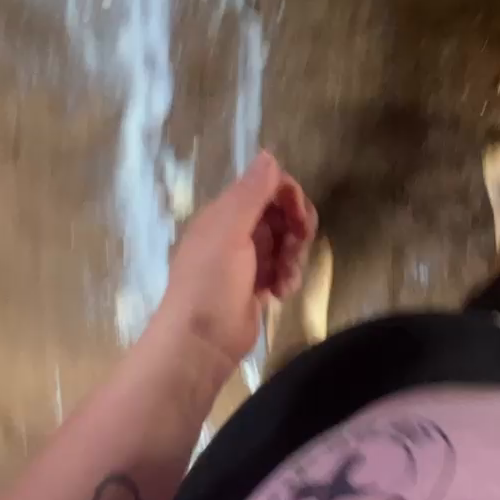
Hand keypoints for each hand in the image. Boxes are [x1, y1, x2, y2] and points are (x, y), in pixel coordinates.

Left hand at [154, 152, 316, 367]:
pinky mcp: (255, 285)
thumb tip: (269, 154)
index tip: (300, 218)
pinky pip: (282, 268)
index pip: (267, 186)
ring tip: (285, 279)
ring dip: (294, 257)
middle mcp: (235, 231)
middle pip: (281, 213)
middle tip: (296, 247)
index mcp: (224, 213)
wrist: (200, 344)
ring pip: (286, 242)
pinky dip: (287, 277)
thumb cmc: (211, 283)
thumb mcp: (230, 231)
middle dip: (296, 228)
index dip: (289, 196)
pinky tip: (281, 294)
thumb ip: (251, 192)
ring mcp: (246, 260)